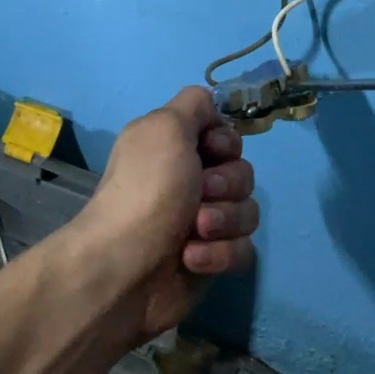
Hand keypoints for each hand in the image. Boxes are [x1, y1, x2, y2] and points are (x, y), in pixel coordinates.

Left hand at [67, 86, 258, 339]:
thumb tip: (212, 106)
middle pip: (242, 171)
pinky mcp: (211, 258)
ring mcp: (202, 221)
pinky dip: (219, 253)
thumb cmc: (147, 191)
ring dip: (224, 221)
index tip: (211, 151)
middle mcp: (188, 179)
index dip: (226, 142)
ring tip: (194, 232)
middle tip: (199, 194)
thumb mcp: (166, 126)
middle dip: (227, 184)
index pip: (224, 133)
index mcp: (174, 146)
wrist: (127, 269)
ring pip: (247, 211)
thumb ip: (194, 104)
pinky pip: (242, 249)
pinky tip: (192, 259)